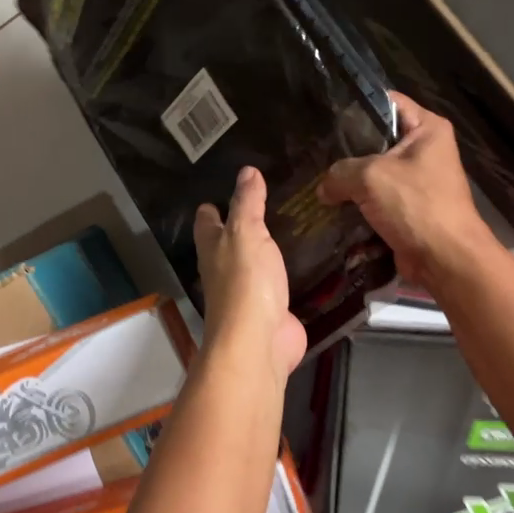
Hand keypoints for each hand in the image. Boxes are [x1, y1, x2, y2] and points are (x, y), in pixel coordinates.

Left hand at [195, 167, 307, 381]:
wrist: (259, 341)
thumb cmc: (245, 281)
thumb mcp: (246, 232)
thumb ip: (248, 203)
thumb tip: (247, 171)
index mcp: (212, 248)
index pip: (207, 220)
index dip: (213, 205)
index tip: (228, 187)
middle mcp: (224, 269)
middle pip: (229, 242)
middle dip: (243, 225)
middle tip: (270, 202)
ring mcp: (248, 291)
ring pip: (256, 263)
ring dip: (268, 249)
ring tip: (294, 226)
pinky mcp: (272, 309)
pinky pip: (280, 284)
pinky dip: (289, 273)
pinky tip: (306, 262)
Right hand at [318, 91, 498, 286]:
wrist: (445, 259)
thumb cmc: (415, 205)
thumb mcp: (371, 177)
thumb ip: (340, 173)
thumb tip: (323, 188)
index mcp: (428, 129)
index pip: (387, 103)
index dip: (356, 106)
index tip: (325, 113)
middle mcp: (425, 151)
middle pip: (377, 140)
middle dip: (347, 150)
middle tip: (314, 151)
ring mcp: (417, 182)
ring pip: (374, 174)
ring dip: (350, 183)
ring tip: (316, 180)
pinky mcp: (408, 210)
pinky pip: (376, 200)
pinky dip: (357, 206)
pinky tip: (329, 206)